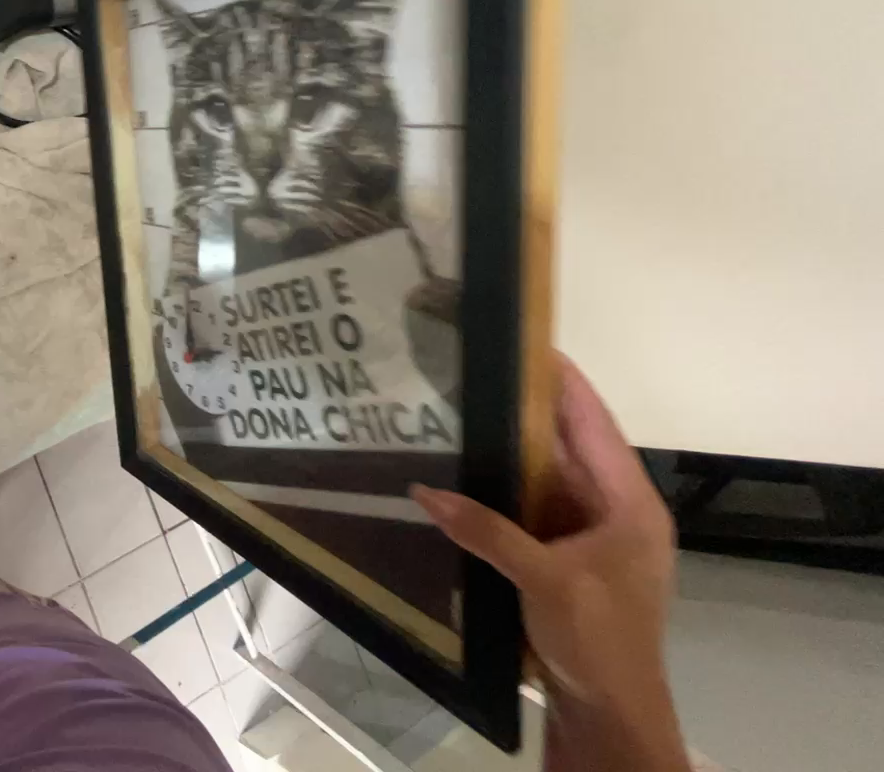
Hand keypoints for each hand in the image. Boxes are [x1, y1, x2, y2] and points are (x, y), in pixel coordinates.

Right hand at [411, 357, 678, 721]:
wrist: (609, 708)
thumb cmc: (601, 640)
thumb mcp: (547, 583)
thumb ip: (486, 531)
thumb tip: (421, 489)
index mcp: (628, 506)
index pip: (594, 426)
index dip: (564, 382)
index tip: (525, 342)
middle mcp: (607, 508)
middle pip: (562, 442)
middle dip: (519, 406)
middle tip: (468, 368)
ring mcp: (580, 529)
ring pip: (537, 472)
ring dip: (499, 446)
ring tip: (450, 407)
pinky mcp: (553, 549)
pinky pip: (519, 501)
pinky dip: (490, 482)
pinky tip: (453, 467)